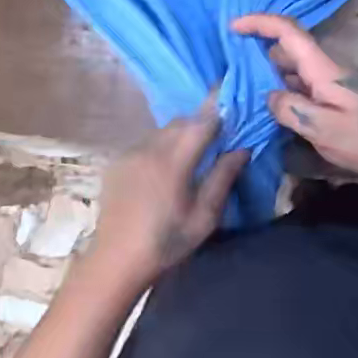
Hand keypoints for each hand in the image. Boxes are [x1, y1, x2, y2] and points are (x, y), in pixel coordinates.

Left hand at [87, 106, 247, 289]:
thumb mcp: (204, 216)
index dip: (218, 108)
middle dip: (201, 122)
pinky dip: (161, 146)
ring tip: (193, 152)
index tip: (232, 98)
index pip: (200, 122)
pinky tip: (165, 168)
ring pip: (161, 131)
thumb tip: (242, 148)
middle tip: (218, 133)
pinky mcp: (116, 162)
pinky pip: (145, 144)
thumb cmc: (166, 243)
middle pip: (180, 123)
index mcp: (172, 161)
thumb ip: (223, 177)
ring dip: (180, 134)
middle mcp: (148, 149)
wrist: (116, 259)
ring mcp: (129, 154)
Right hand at [232, 13, 357, 176]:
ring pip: (290, 69)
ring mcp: (328, 83)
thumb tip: (269, 96)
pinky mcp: (331, 98)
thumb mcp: (323, 128)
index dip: (259, 22)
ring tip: (243, 94)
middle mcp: (323, 69)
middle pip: (285, 49)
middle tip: (231, 73)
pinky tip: (270, 110)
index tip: (233, 26)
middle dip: (256, 54)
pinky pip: (299, 85)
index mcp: (321, 68)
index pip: (287, 31)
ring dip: (267, 76)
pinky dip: (280, 90)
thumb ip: (290, 109)